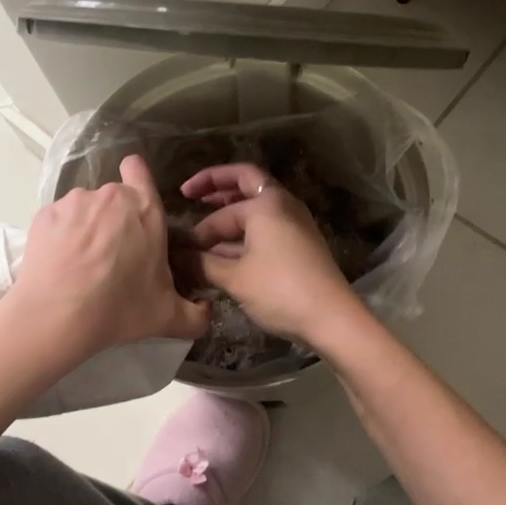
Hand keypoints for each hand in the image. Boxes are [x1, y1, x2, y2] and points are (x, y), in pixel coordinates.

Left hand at [9, 154, 210, 361]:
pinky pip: (58, 220)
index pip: (138, 168)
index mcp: (145, 210)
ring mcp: (74, 202)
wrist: (57, 316)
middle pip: (112, 197)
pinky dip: (60, 236)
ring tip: (81, 262)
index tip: (133, 205)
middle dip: (113, 218)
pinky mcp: (44, 214)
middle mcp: (110, 196)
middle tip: (111, 256)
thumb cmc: (120, 309)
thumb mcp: (168, 318)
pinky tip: (60, 263)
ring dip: (85, 227)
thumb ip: (196, 315)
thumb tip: (207, 313)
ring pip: (83, 208)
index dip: (135, 178)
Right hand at [183, 163, 365, 344]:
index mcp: (266, 203)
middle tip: (189, 193)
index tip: (179, 245)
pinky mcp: (300, 245)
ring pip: (256, 209)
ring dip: (230, 216)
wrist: (332, 319)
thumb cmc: (280, 290)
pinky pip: (266, 228)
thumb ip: (200, 264)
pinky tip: (225, 256)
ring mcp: (295, 224)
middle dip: (216, 188)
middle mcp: (283, 205)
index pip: (222, 209)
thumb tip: (173, 257)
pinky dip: (244, 234)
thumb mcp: (234, 278)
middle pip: (245, 184)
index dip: (198, 228)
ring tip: (203, 235)